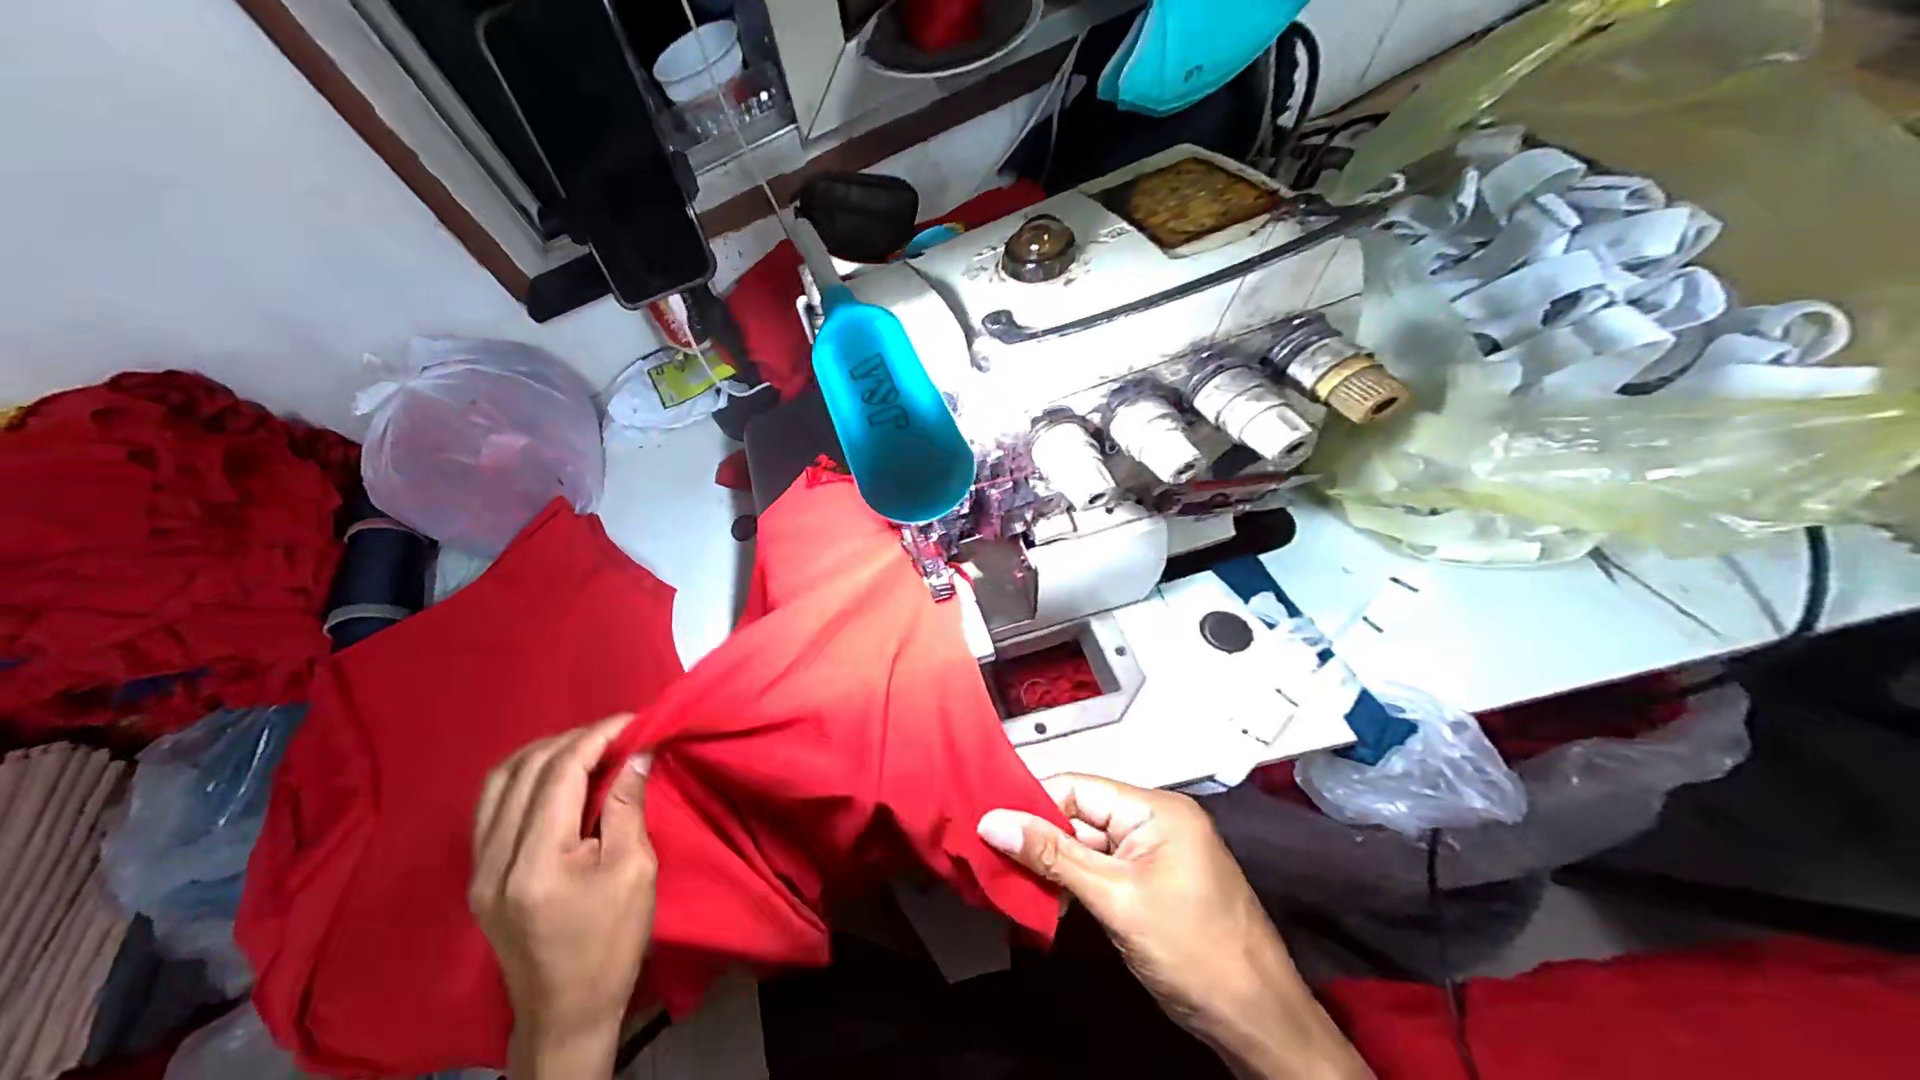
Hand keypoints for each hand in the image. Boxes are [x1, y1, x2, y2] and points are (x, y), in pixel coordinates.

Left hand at [469, 714, 655, 1079]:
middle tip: (618, 733)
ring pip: (499, 782)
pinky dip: (525, 776)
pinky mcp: (478, 875)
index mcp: (535, 863)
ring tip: (588, 747)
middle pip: (527, 771)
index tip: (633, 721)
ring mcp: (478, 869)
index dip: (597, 736)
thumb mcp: (635, 871)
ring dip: (545, 753)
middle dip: (575, 739)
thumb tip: (638, 753)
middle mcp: (494, 860)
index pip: (559, 773)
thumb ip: (627, 807)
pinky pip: (492, 805)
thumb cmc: (611, 943)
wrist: (565, 1010)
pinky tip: (555, 775)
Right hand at [978, 775, 1371, 1079]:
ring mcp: (1155, 852)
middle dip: (1038, 839)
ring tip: (1011, 885)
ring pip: (1086, 845)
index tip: (988, 825)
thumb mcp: (1114, 900)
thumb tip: (993, 822)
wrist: (1258, 1022)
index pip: (1077, 787)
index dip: (1031, 804)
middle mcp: (1155, 820)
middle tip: (992, 860)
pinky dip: (1073, 883)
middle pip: (1079, 815)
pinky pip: (1101, 869)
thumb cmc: (1194, 953)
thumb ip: (1051, 857)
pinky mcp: (1151, 881)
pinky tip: (1046, 901)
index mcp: (1155, 809)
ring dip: (1052, 865)